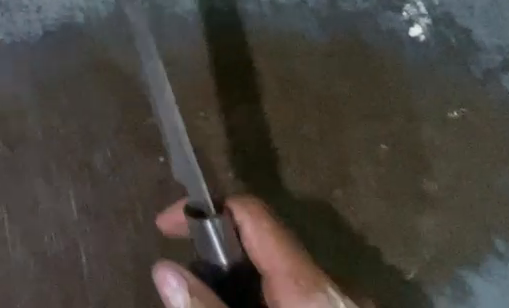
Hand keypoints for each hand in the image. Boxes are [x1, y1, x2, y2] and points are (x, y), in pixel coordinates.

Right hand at [152, 197, 353, 307]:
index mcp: (309, 283)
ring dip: (243, 284)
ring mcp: (346, 304)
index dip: (204, 210)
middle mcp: (335, 285)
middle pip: (263, 246)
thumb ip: (208, 307)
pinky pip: (302, 298)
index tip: (165, 227)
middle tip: (188, 282)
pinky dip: (268, 299)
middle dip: (219, 257)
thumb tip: (162, 268)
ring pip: (282, 277)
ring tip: (212, 299)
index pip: (251, 212)